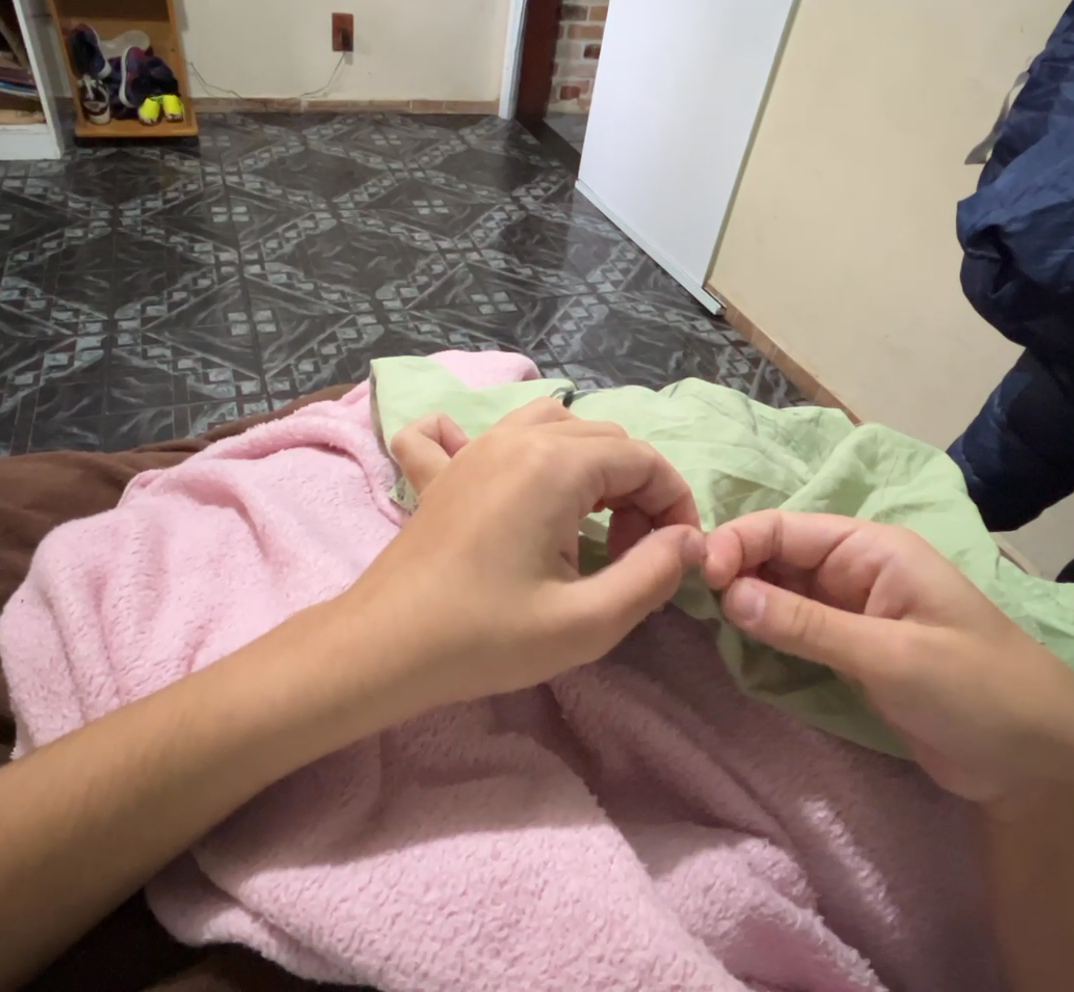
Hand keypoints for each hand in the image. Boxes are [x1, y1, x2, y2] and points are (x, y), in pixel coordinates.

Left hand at [336, 400, 703, 710]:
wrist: (384, 648)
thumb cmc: (485, 638)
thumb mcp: (586, 621)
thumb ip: (652, 574)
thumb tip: (689, 540)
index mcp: (554, 466)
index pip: (642, 459)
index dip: (675, 502)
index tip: (677, 552)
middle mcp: (515, 440)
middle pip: (602, 439)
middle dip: (636, 487)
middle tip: (635, 550)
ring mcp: (471, 450)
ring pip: (549, 424)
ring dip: (585, 463)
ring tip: (587, 519)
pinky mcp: (440, 472)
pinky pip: (467, 430)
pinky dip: (495, 442)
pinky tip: (496, 470)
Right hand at [703, 511, 1073, 808]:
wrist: (1040, 765)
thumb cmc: (978, 692)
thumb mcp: (891, 656)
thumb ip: (807, 624)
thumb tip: (728, 595)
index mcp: (871, 549)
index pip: (786, 529)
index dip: (738, 544)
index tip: (701, 578)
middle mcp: (854, 570)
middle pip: (775, 556)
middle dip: (733, 572)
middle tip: (693, 605)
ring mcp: (848, 610)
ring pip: (777, 591)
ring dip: (743, 603)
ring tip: (704, 623)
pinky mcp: (846, 648)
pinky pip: (790, 627)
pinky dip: (762, 632)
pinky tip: (736, 643)